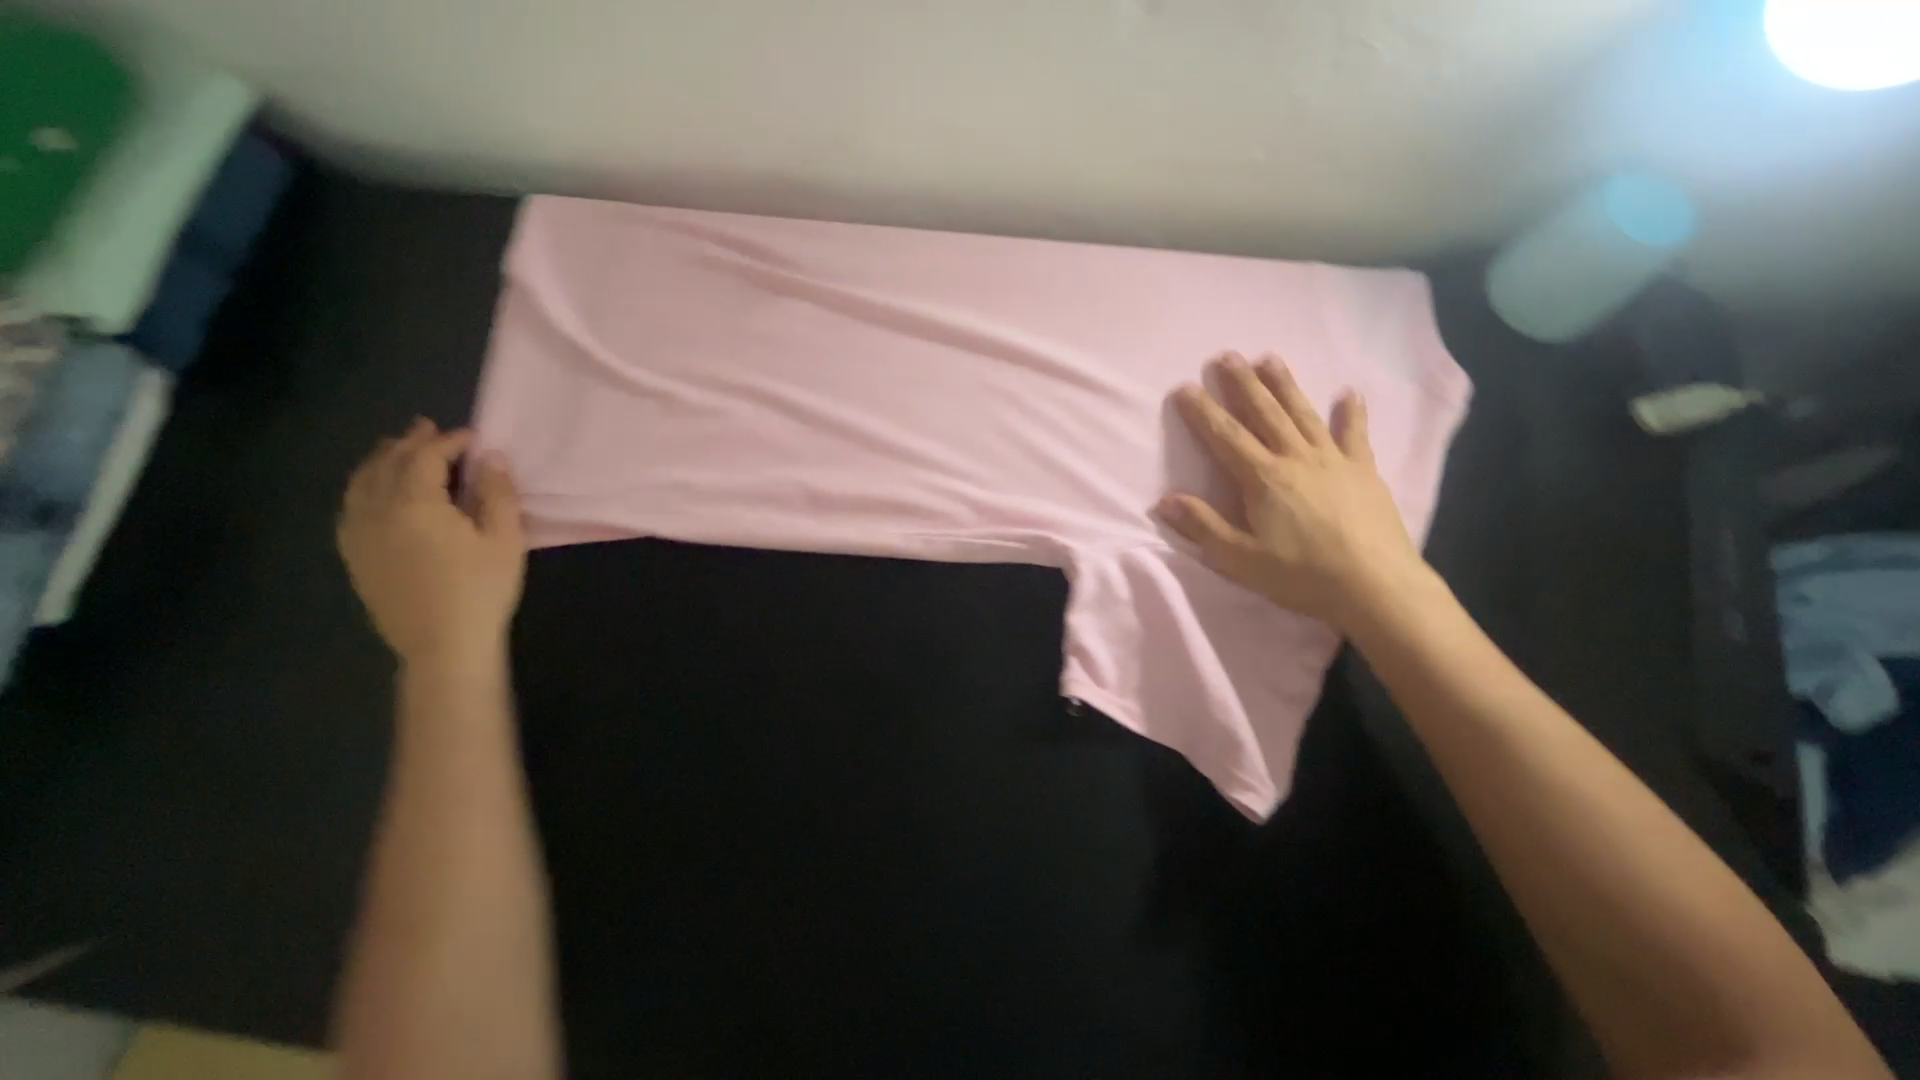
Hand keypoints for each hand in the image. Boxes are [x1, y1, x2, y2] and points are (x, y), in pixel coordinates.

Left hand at [337, 419, 526, 668]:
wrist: (443, 646)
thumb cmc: (481, 590)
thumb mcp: (505, 539)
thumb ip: (497, 493)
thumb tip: (491, 458)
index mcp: (415, 503)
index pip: (426, 456)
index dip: (449, 442)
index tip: (473, 437)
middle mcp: (377, 510)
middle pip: (388, 463)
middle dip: (411, 442)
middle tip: (430, 429)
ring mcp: (359, 533)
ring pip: (361, 482)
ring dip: (382, 460)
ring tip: (399, 450)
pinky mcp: (354, 555)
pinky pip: (351, 508)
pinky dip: (363, 487)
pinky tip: (375, 491)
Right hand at [1158, 352, 1432, 629]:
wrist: (1375, 585)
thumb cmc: (1302, 576)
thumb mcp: (1241, 560)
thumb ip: (1203, 526)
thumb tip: (1164, 501)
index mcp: (1262, 479)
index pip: (1225, 437)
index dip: (1203, 411)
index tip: (1184, 387)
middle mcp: (1295, 458)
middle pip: (1264, 413)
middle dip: (1242, 383)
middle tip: (1226, 356)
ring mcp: (1333, 460)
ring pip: (1302, 414)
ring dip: (1284, 385)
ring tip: (1269, 358)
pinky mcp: (1363, 471)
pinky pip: (1355, 434)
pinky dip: (1352, 413)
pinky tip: (1349, 392)